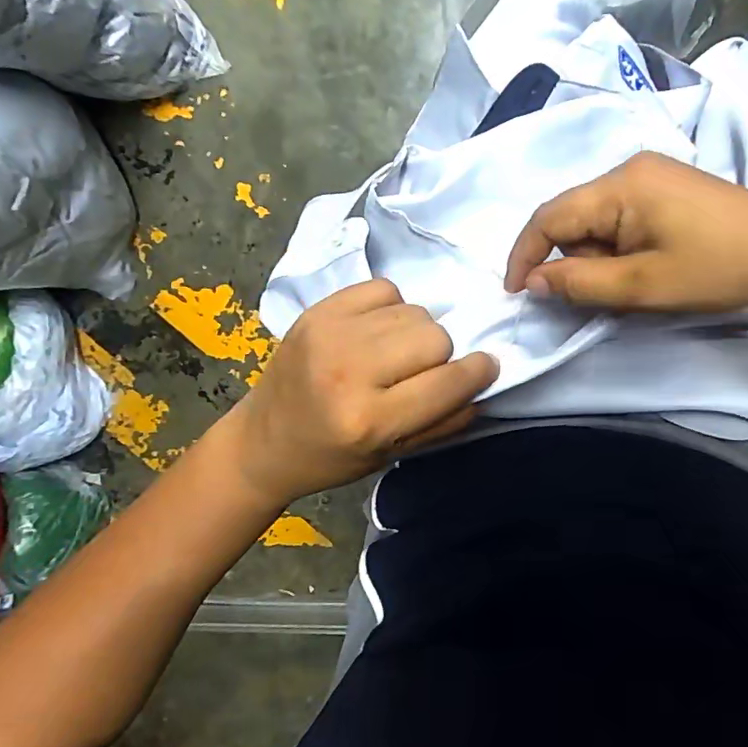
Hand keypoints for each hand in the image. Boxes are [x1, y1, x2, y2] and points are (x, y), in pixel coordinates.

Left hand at [227, 279, 498, 503]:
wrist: (263, 440)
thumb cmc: (330, 457)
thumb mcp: (391, 456)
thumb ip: (442, 420)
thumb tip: (482, 381)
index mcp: (368, 420)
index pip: (448, 381)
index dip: (478, 372)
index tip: (484, 367)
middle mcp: (348, 371)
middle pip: (434, 336)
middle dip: (440, 355)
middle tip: (421, 372)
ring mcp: (329, 334)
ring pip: (412, 310)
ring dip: (415, 331)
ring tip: (394, 353)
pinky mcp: (317, 312)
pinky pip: (383, 289)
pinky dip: (390, 307)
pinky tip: (375, 331)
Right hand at [504, 152, 747, 313]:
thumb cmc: (716, 270)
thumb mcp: (640, 286)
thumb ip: (577, 283)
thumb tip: (531, 281)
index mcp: (620, 184)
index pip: (548, 217)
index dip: (525, 256)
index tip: (517, 294)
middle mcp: (630, 167)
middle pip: (571, 217)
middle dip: (573, 260)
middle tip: (606, 293)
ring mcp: (652, 173)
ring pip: (594, 219)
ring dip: (598, 256)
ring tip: (637, 281)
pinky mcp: (668, 185)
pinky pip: (620, 215)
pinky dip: (618, 246)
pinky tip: (647, 265)